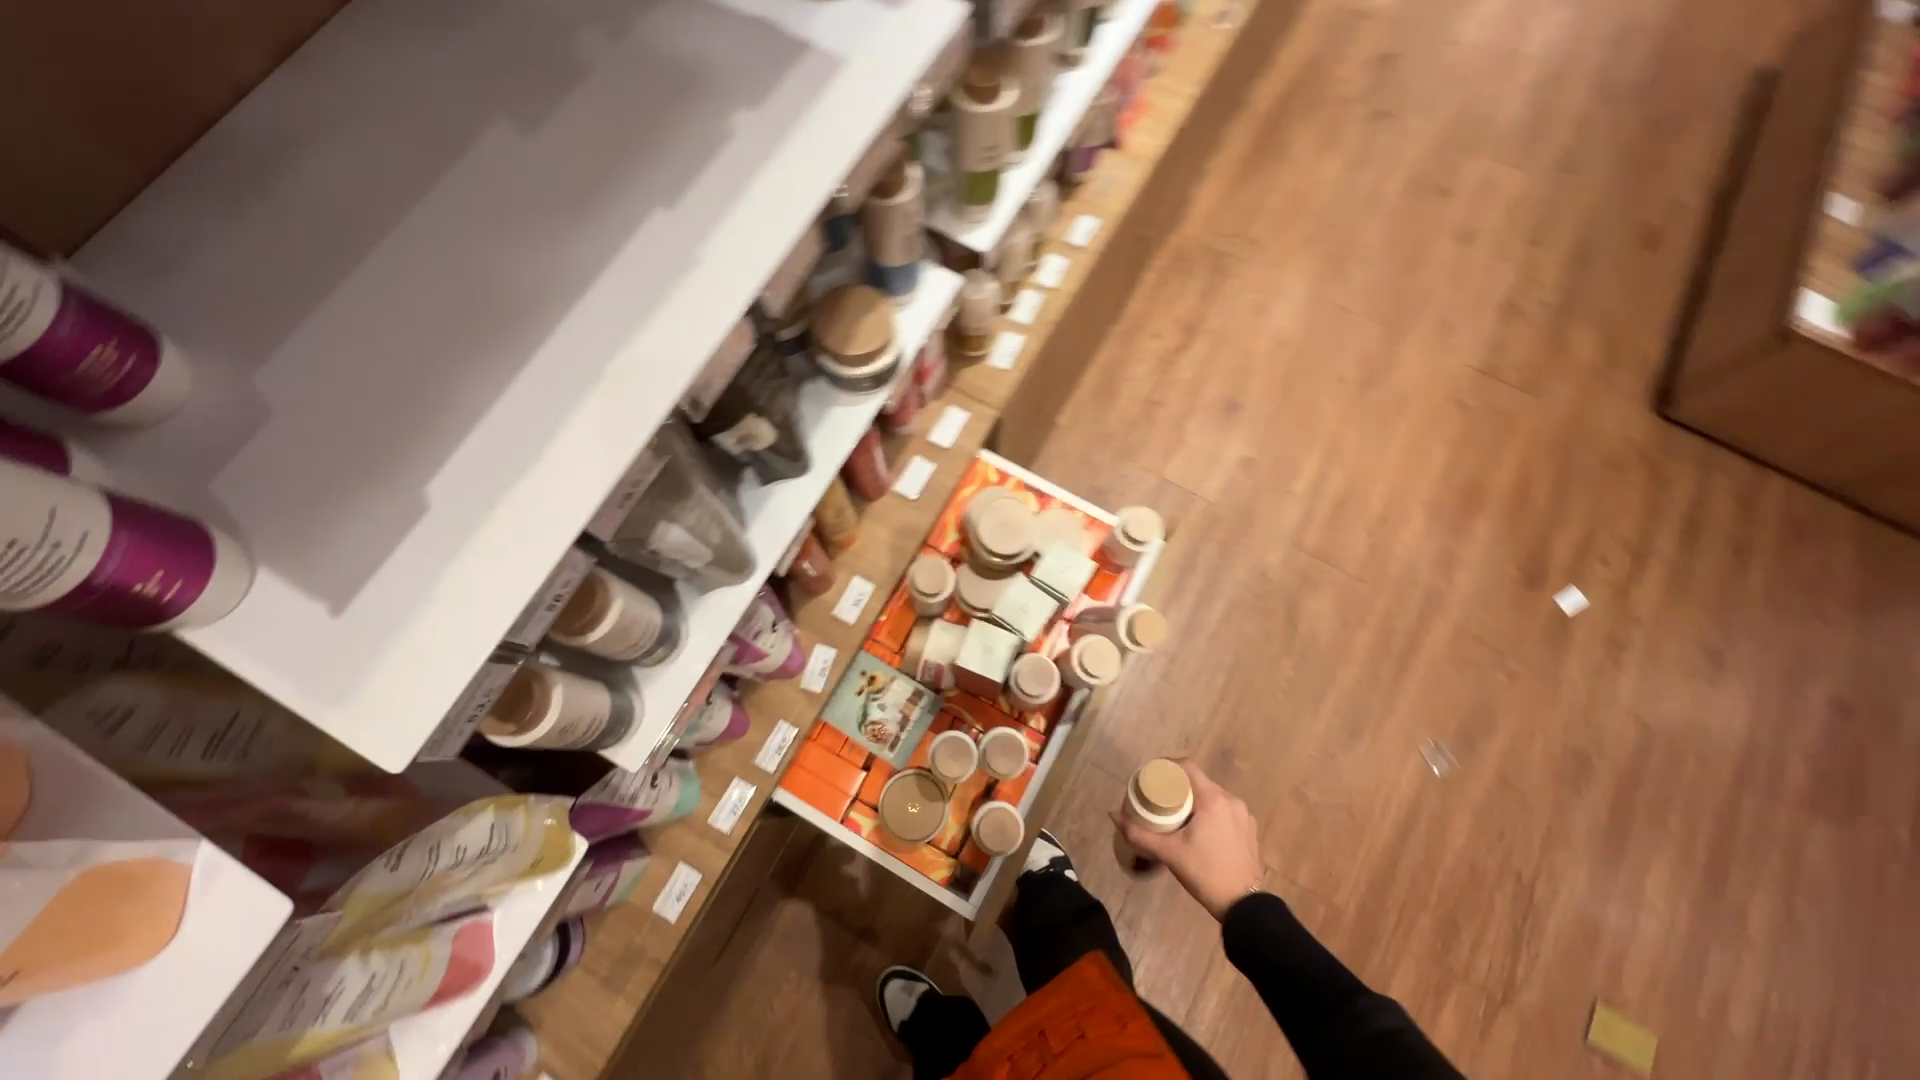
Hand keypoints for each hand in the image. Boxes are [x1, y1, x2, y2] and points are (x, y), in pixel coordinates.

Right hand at [1111, 758, 1262, 919]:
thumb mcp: (1168, 853)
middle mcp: (1231, 800)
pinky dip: (1211, 812)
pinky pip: (1226, 810)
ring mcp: (1244, 815)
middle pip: (1200, 782)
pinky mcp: (1250, 829)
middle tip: (1160, 798)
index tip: (1153, 775)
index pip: (1188, 767)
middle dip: (1180, 786)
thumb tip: (1113, 814)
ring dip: (1196, 799)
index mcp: (1213, 800)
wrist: (1243, 905)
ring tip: (1179, 813)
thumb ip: (1138, 833)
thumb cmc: (1204, 873)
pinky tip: (1201, 828)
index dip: (1168, 765)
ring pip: (1214, 796)